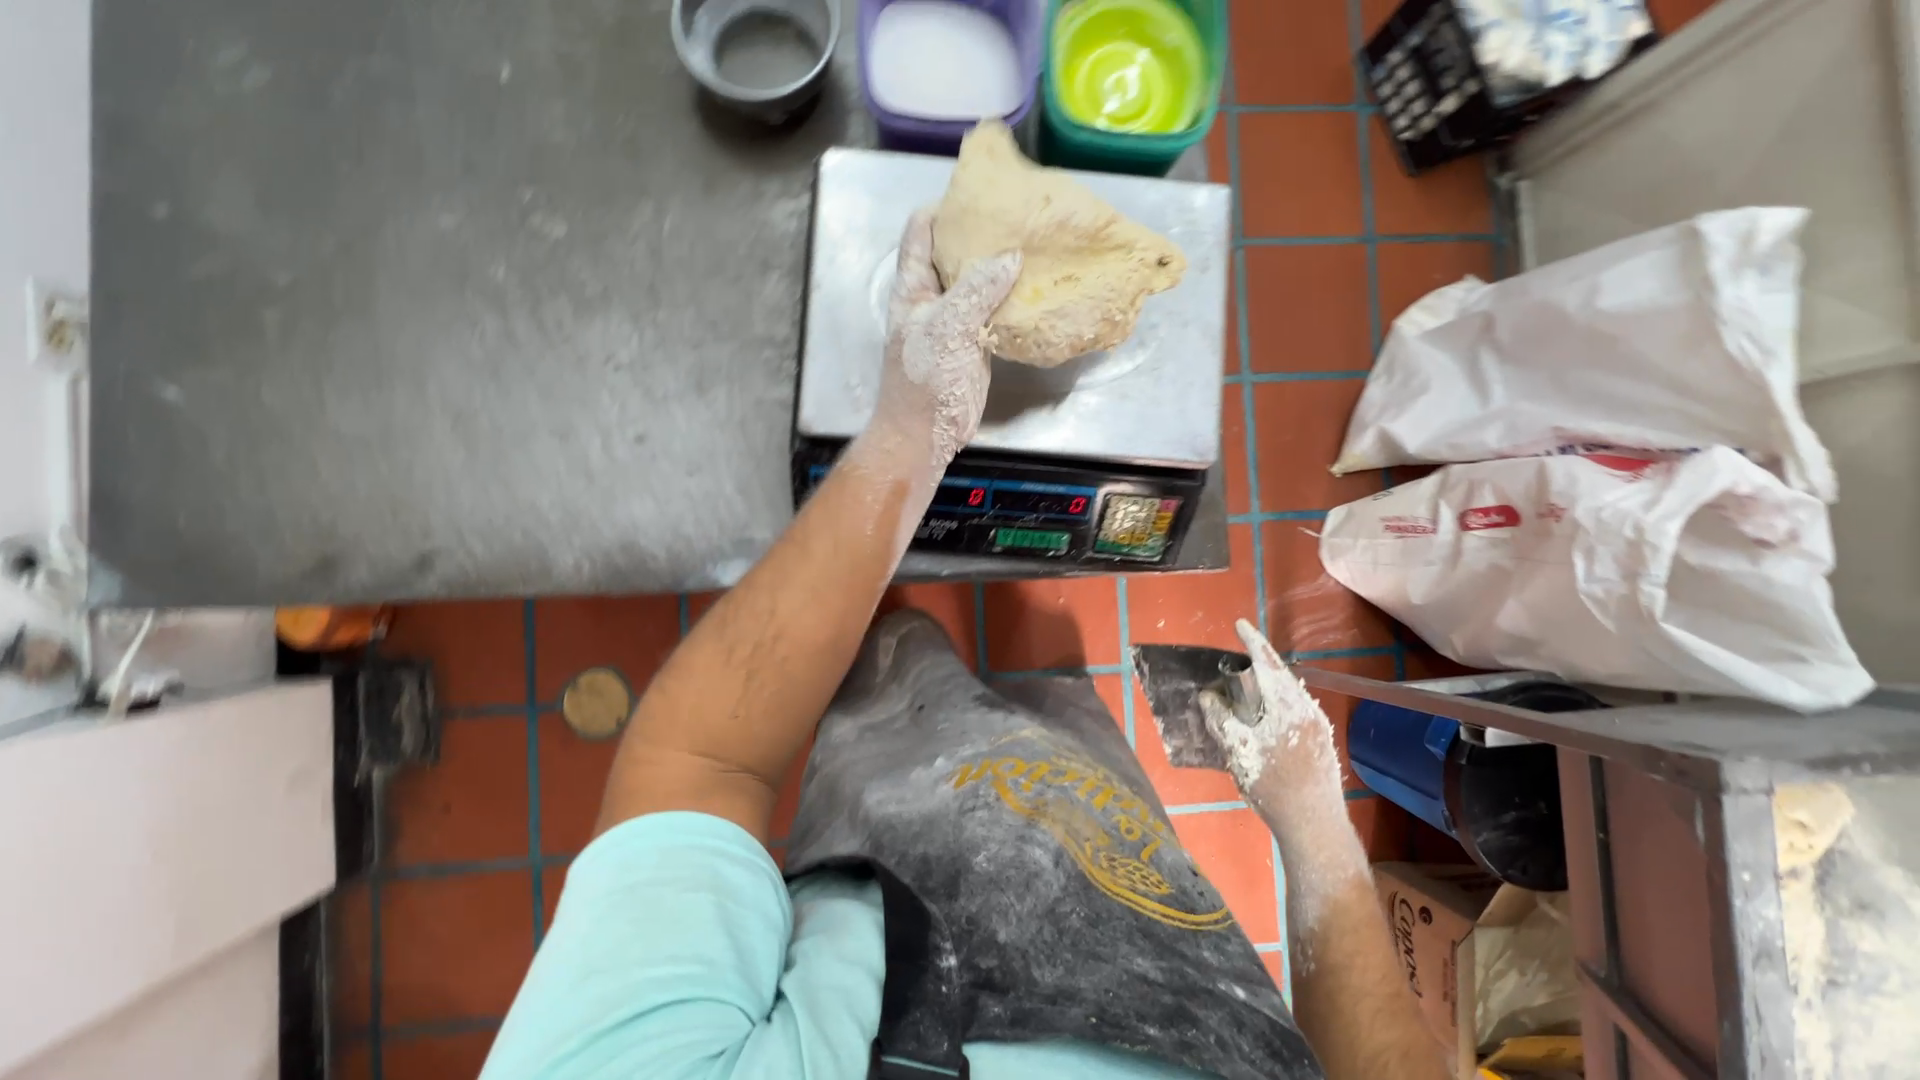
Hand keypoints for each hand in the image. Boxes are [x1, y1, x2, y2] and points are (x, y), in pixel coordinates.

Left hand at [863, 208, 1020, 479]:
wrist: (926, 434)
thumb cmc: (924, 381)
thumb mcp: (947, 328)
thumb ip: (977, 290)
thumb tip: (1011, 256)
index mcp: (914, 285)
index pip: (922, 230)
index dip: (947, 206)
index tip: (983, 192)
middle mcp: (933, 296)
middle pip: (955, 251)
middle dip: (984, 232)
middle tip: (1022, 215)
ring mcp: (955, 319)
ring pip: (979, 280)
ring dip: (1003, 265)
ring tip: (1038, 243)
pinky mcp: (975, 341)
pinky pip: (995, 309)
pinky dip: (1013, 296)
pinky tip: (1039, 287)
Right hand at [1202, 619, 1348, 841]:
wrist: (1314, 825)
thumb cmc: (1273, 785)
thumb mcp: (1238, 751)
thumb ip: (1221, 719)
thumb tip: (1208, 696)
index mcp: (1288, 706)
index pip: (1268, 663)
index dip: (1253, 642)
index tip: (1240, 625)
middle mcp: (1308, 710)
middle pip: (1282, 677)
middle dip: (1262, 664)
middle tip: (1240, 657)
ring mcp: (1318, 728)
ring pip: (1291, 694)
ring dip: (1270, 685)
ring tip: (1250, 685)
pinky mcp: (1321, 744)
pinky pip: (1296, 710)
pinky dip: (1278, 703)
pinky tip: (1266, 717)